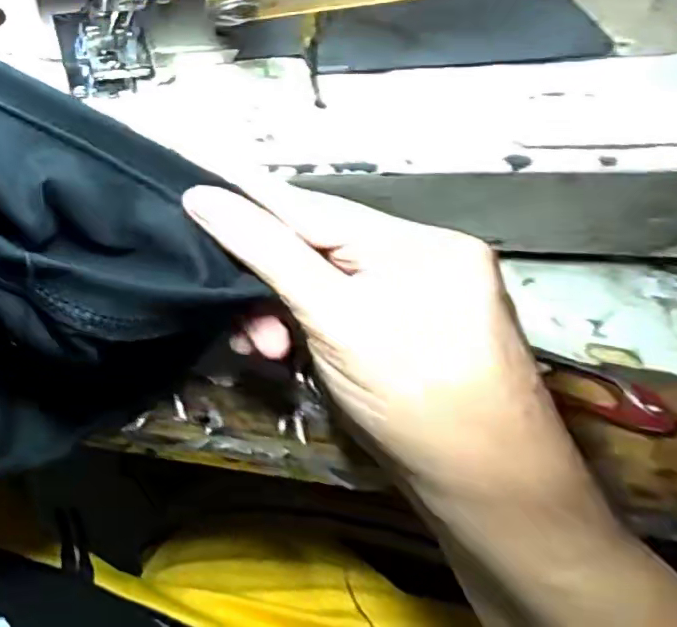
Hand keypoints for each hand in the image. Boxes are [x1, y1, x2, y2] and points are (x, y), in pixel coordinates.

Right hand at [183, 182, 579, 500]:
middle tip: (228, 305)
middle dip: (256, 274)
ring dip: (270, 304)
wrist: (492, 500)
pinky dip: (293, 318)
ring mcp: (409, 289)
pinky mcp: (396, 320)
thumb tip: (199, 195)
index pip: (300, 204)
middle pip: (301, 241)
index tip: (185, 177)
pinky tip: (275, 345)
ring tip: (261, 345)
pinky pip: (324, 300)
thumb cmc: (418, 401)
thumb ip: (262, 249)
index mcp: (413, 242)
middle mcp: (414, 254)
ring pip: (307, 275)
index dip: (237, 194)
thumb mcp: (331, 317)